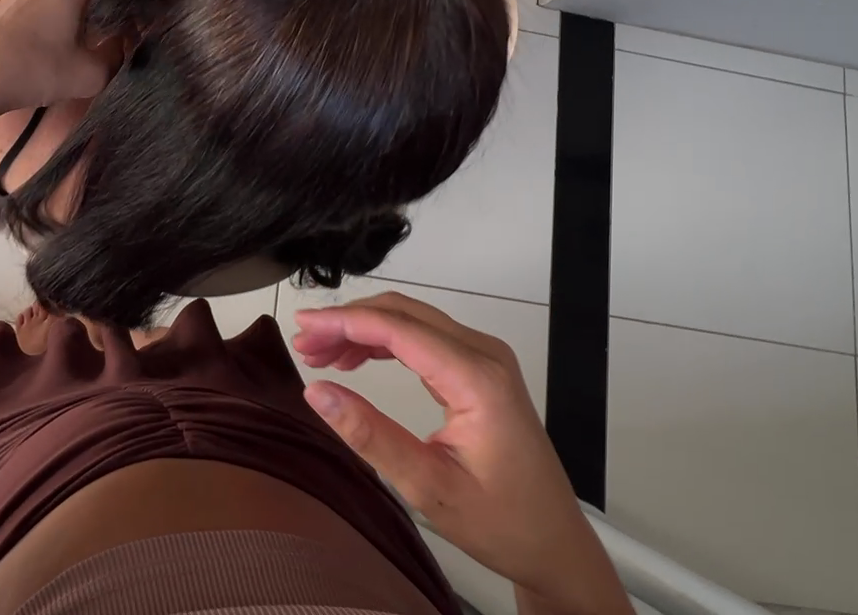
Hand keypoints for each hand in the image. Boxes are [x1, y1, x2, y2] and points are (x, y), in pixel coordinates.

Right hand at [293, 293, 630, 614]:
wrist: (555, 543)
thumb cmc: (501, 522)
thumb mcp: (427, 487)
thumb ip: (370, 435)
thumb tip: (316, 392)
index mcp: (477, 378)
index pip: (398, 327)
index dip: (344, 321)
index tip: (302, 327)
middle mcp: (484, 355)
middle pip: (402, 313)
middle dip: (347, 322)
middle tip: (304, 344)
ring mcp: (484, 359)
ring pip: (409, 320)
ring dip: (361, 330)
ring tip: (318, 353)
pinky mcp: (478, 369)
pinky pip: (422, 337)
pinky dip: (382, 341)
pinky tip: (352, 359)